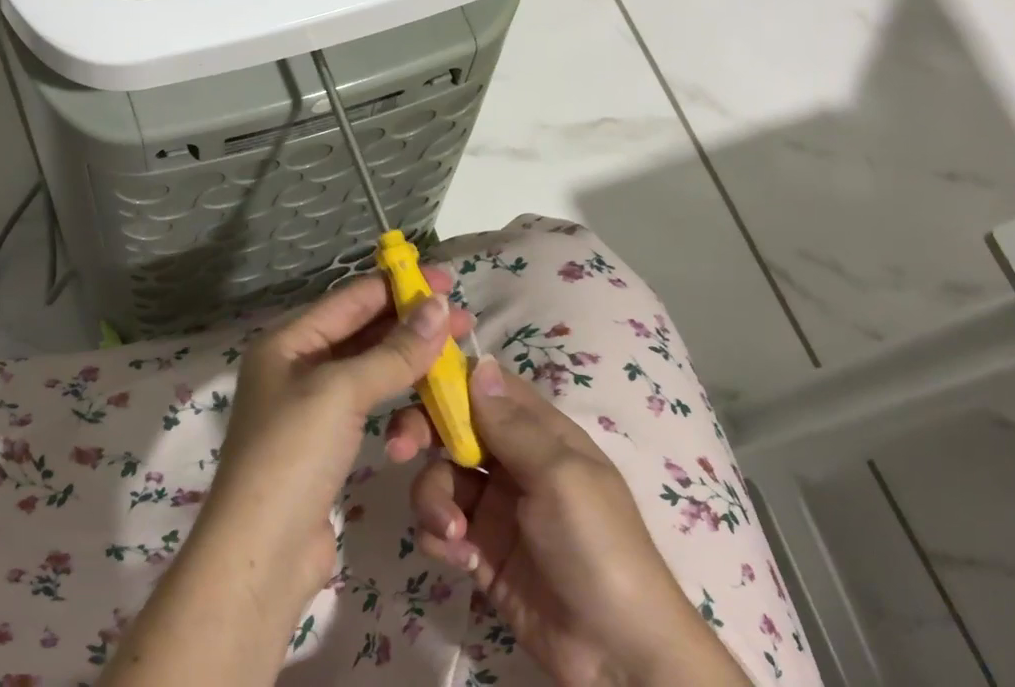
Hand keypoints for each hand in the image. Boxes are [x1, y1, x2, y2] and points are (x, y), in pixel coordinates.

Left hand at [100, 275, 474, 686]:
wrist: (263, 549)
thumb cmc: (293, 454)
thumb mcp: (341, 391)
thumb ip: (392, 350)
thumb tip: (438, 306)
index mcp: (287, 341)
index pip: (350, 299)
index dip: (398, 287)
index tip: (448, 284)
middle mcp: (296, 366)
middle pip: (362, 332)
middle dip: (412, 326)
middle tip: (465, 325)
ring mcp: (311, 408)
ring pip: (370, 371)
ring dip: (409, 365)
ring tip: (456, 366)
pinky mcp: (328, 444)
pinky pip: (369, 406)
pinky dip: (397, 401)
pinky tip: (427, 405)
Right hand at [386, 356, 750, 686]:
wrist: (616, 654)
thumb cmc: (598, 548)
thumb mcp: (560, 477)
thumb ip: (512, 424)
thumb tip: (478, 361)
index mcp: (542, 435)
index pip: (485, 388)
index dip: (448, 380)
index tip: (410, 383)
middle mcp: (513, 463)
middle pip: (450, 428)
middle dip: (421, 435)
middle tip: (398, 451)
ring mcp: (494, 508)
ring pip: (438, 478)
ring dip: (433, 500)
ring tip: (453, 535)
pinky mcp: (478, 550)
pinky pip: (438, 526)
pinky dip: (440, 538)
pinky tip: (463, 561)